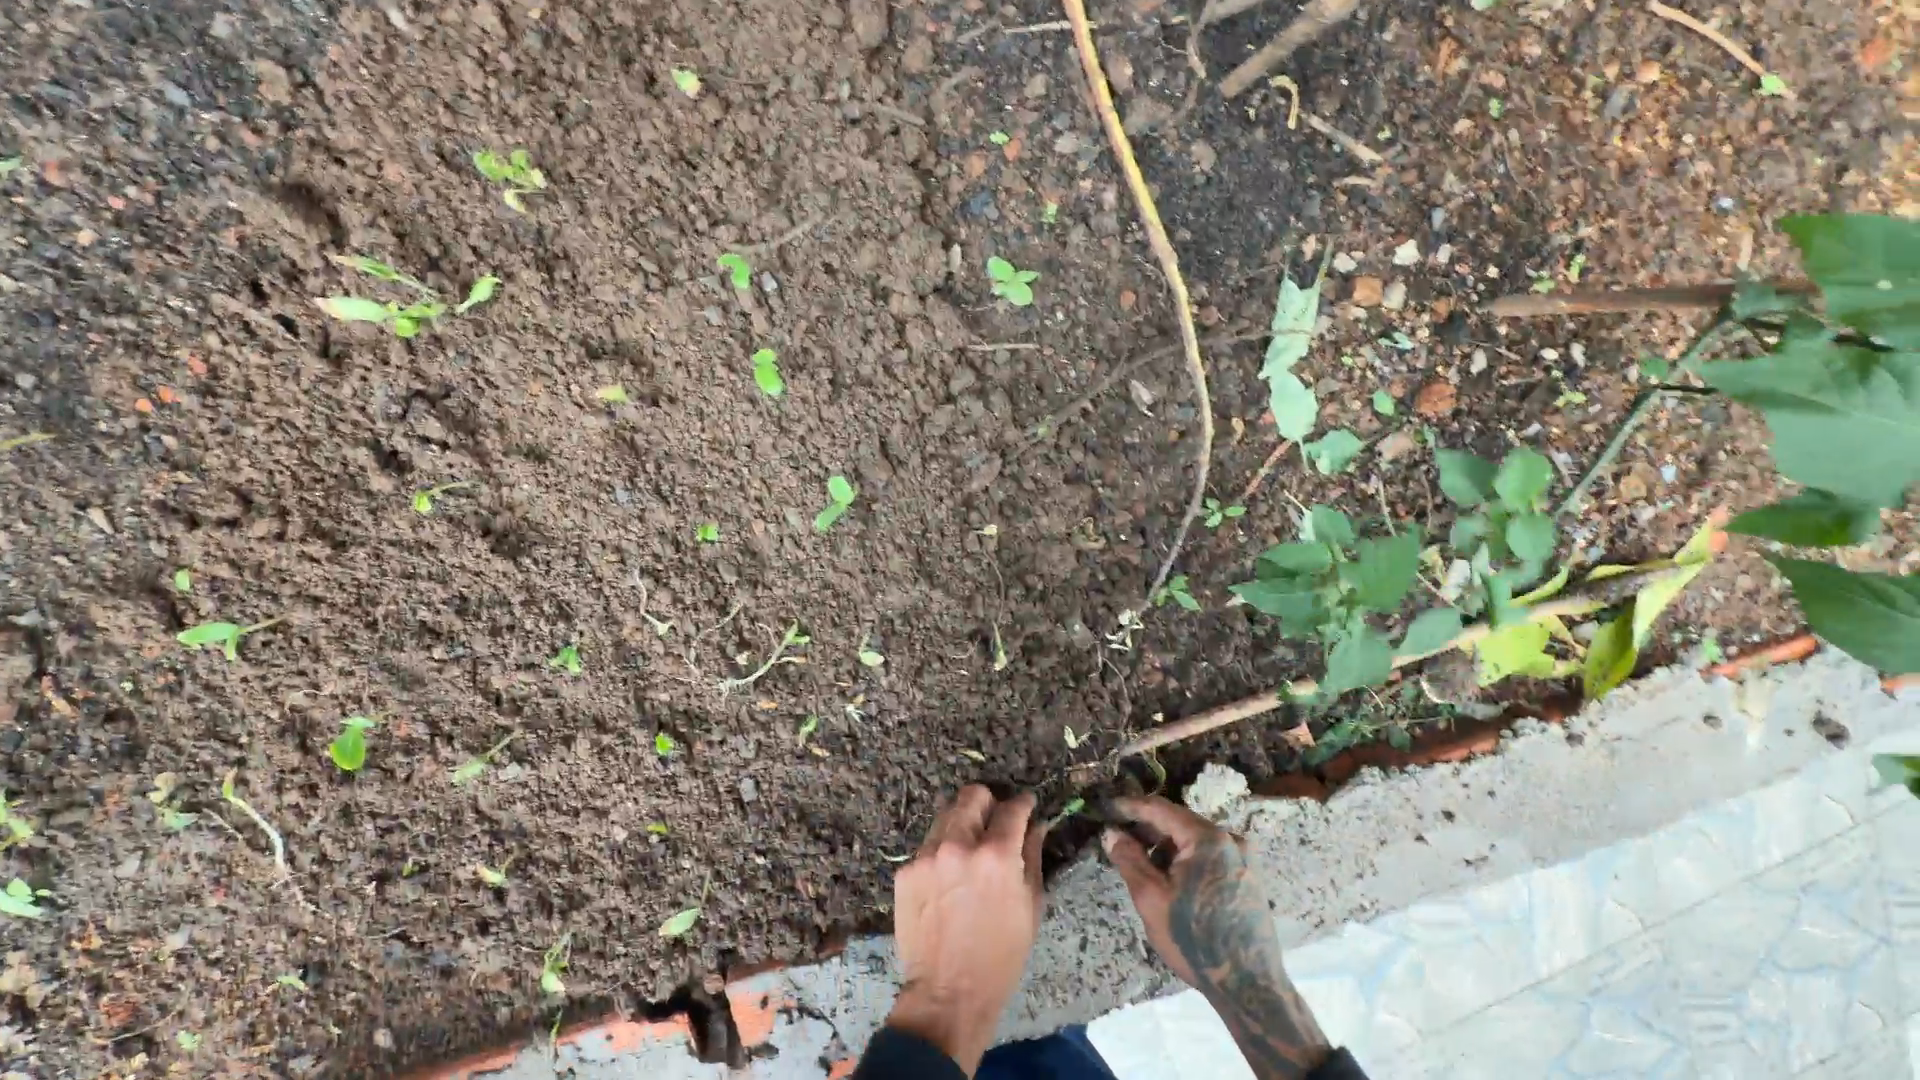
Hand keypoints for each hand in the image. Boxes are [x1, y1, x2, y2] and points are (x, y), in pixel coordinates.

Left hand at [886, 785, 1045, 1075]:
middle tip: (995, 820)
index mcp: (996, 856)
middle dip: (989, 802)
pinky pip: (928, 846)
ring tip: (970, 850)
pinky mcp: (906, 871)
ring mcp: (927, 856)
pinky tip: (949, 878)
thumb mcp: (1030, 906)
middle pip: (972, 795)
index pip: (1012, 808)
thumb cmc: (1001, 956)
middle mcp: (959, 845)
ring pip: (946, 815)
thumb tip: (1036, 826)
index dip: (1024, 804)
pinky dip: (942, 852)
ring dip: (963, 824)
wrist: (948, 992)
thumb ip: (1031, 857)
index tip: (1027, 806)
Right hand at [1103, 796, 1331, 1079]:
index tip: (1106, 808)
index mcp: (1208, 838)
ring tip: (1143, 869)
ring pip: (1193, 840)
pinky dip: (1186, 860)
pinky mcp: (1247, 876)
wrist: (1248, 985)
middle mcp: (1230, 839)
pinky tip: (1171, 881)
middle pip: (1179, 822)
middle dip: (1147, 831)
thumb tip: (1111, 833)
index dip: (1130, 807)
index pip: (1161, 808)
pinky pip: (1209, 855)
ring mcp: (1243, 857)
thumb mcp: (1151, 898)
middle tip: (1119, 842)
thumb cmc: (1193, 939)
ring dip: (1166, 848)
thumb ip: (1129, 859)